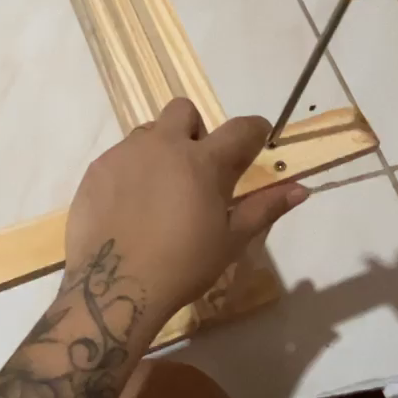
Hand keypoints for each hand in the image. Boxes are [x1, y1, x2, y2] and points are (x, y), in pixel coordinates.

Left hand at [64, 98, 307, 315]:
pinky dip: (130, 171)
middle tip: (196, 167)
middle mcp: (162, 145)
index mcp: (202, 161)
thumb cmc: (182, 266)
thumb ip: (265, 208)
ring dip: (160, 149)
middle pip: (183, 110)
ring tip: (159, 191)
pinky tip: (129, 206)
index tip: (257, 140)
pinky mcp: (96, 169)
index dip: (254, 130)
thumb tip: (301, 189)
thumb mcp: (230, 240)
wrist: (113, 286)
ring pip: (148, 132)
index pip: (240, 128)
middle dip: (195, 129)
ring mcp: (124, 154)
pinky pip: (119, 156)